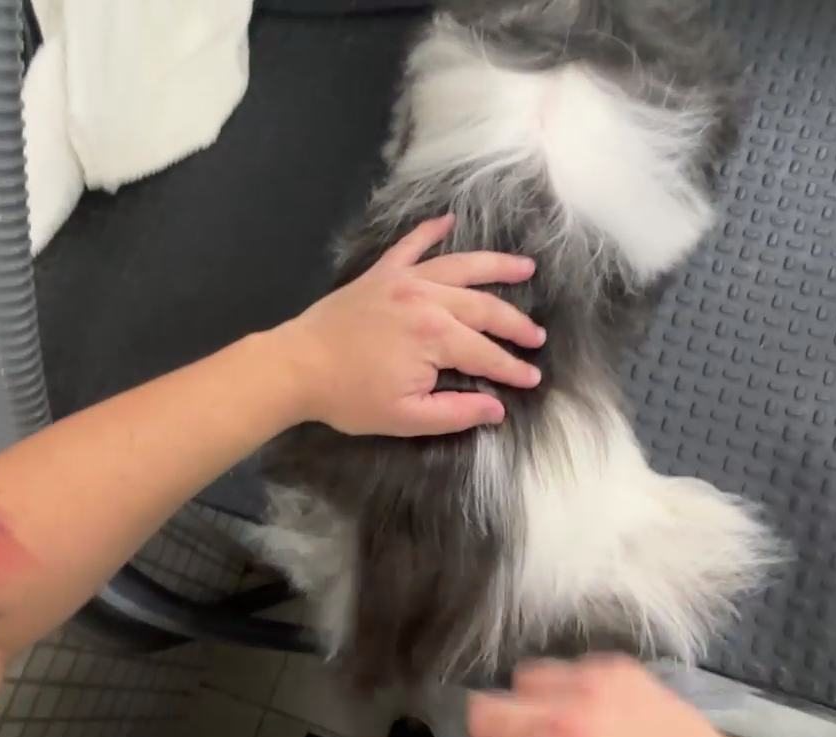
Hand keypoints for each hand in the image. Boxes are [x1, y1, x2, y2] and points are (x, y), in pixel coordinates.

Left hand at [275, 215, 545, 435]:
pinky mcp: (381, 273)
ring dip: (495, 266)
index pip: (487, 354)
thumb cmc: (350, 397)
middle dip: (515, 325)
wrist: (297, 366)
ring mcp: (404, 280)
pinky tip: (448, 221)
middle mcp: (428, 299)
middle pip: (484, 308)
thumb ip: (456, 413)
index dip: (513, 369)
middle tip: (537, 337)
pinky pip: (411, 245)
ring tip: (526, 266)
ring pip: (461, 267)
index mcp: (436, 337)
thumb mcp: (406, 417)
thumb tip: (496, 408)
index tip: (534, 379)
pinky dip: (430, 232)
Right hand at [430, 656, 789, 736]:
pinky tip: (592, 709)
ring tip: (553, 718)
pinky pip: (567, 666)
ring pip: (521, 678)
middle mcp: (551, 727)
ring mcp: (583, 690)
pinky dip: (569, 688)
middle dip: (483, 732)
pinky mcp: (613, 668)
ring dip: (527, 702)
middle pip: (479, 708)